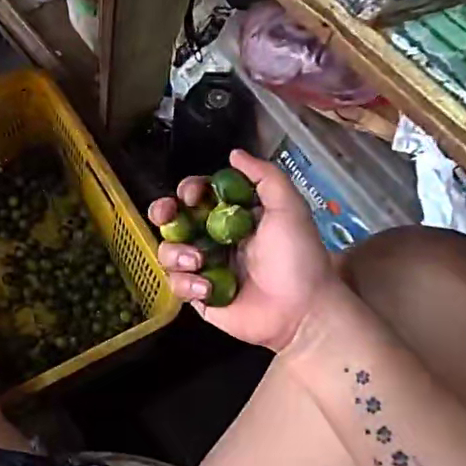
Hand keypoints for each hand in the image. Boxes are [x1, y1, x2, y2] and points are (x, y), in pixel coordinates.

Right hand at [148, 149, 345, 351]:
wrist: (302, 311)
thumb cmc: (299, 257)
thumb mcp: (289, 208)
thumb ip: (264, 176)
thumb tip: (234, 153)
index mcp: (233, 216)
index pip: (199, 195)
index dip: (189, 190)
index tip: (193, 195)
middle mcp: (214, 238)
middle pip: (173, 219)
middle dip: (163, 213)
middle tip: (166, 216)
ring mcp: (204, 267)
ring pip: (168, 250)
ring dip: (175, 251)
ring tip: (196, 261)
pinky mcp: (199, 295)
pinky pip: (175, 283)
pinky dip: (186, 283)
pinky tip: (206, 288)